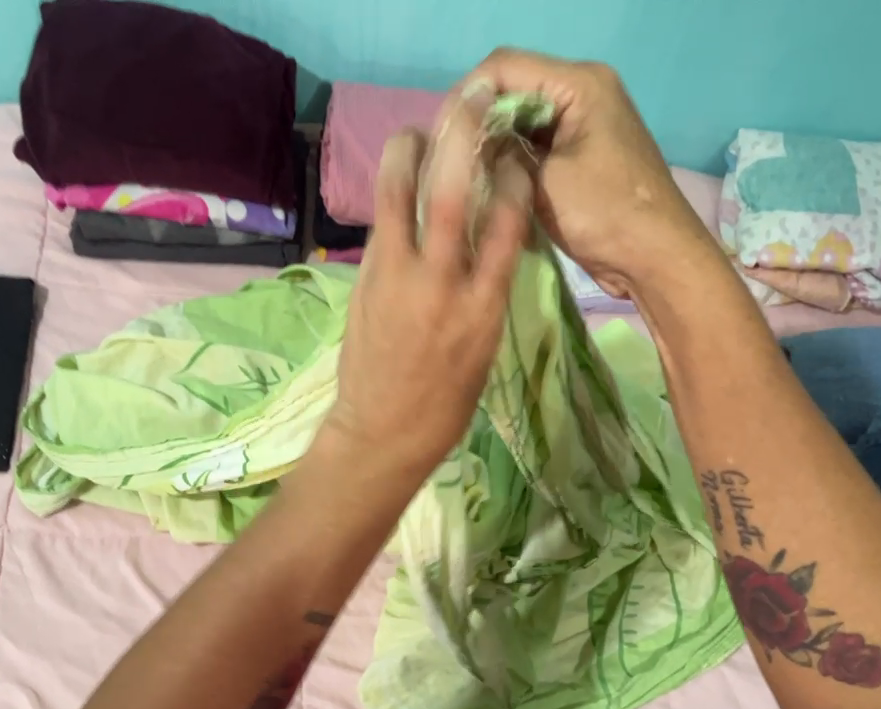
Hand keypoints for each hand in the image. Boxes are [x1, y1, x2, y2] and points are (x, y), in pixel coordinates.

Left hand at [325, 90, 531, 478]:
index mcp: (485, 310)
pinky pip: (381, 224)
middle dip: (464, 137)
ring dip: (408, 151)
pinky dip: (391, 195)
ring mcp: (399, 280)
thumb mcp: (484, 353)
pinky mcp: (366, 280)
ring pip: (403, 196)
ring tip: (416, 132)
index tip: (515, 157)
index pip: (508, 226)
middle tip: (472, 102)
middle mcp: (444, 286)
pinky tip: (397, 182)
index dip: (513, 179)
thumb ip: (485, 297)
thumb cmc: (445, 407)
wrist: (383, 434)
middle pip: (455, 194)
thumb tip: (484, 249)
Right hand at [466, 48, 709, 297]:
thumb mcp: (546, 181)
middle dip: (479, 127)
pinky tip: (493, 192)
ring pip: (520, 126)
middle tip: (449, 165)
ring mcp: (582, 129)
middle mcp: (582, 95)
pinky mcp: (580, 161)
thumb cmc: (606, 215)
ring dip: (494, 152)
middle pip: (512, 93)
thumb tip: (470, 143)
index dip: (468, 97)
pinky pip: (535, 151)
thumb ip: (504, 150)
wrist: (655, 260)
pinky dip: (513, 169)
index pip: (505, 67)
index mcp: (580, 84)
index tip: (444, 138)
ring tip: (466, 181)